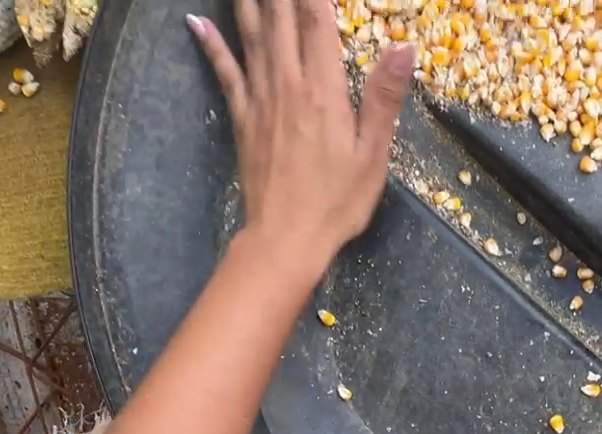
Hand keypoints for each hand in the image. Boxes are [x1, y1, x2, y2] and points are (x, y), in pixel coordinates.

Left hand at [189, 0, 414, 271]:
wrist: (284, 240)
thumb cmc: (335, 205)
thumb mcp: (372, 157)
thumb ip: (383, 99)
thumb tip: (403, 44)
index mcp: (324, 90)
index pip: (318, 18)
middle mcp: (288, 84)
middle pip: (281, 15)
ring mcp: (260, 100)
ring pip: (252, 33)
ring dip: (248, 0)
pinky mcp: (243, 120)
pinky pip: (226, 72)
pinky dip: (212, 44)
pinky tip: (198, 20)